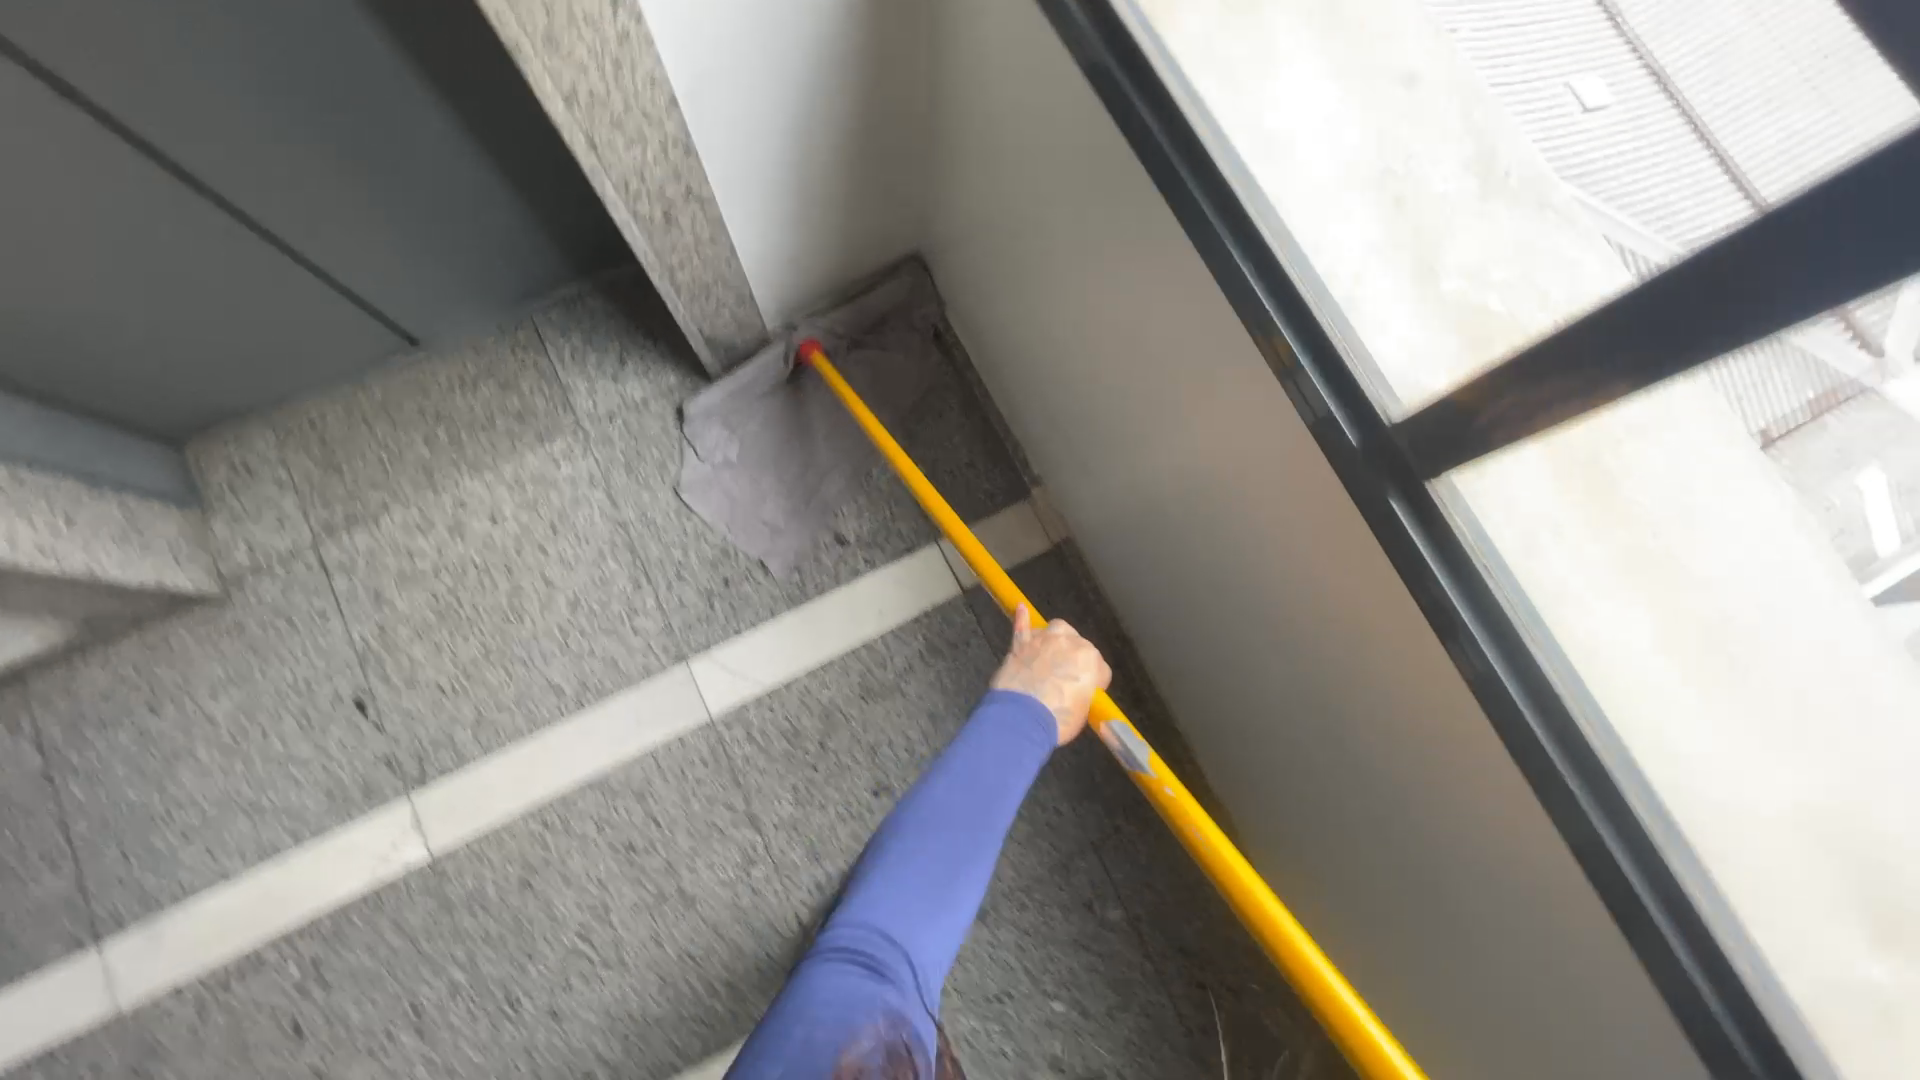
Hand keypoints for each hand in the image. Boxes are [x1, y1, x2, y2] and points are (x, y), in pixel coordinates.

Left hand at [989, 604, 1111, 745]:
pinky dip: (1022, 618)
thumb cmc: (1058, 719)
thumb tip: (1074, 695)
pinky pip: (1023, 626)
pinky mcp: (1021, 644)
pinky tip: (1021, 608)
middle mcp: (1070, 643)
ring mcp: (1044, 640)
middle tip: (1066, 677)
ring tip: (1051, 652)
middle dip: (1074, 658)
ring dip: (1055, 639)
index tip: (1085, 693)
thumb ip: (1082, 695)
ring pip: (1055, 629)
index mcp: (1091, 660)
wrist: (1022, 717)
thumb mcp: (1083, 712)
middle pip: (1078, 644)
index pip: (1100, 668)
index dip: (1092, 682)